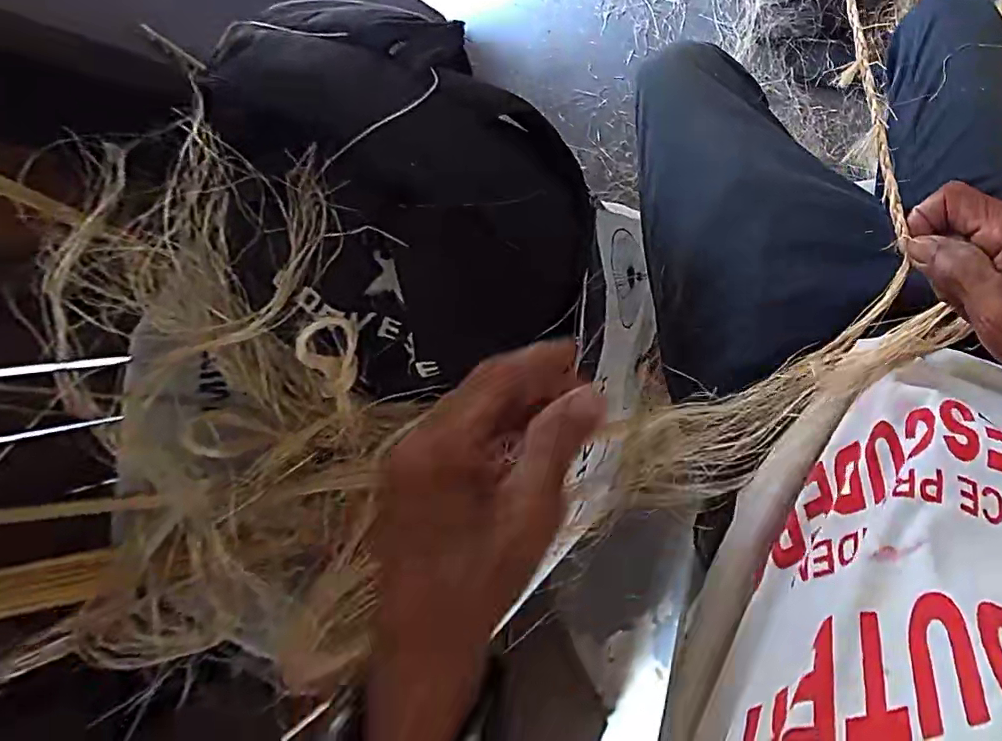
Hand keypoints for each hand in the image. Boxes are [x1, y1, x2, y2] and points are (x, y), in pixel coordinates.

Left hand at [371, 340, 603, 740]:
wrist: (423, 648)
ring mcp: (409, 459)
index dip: (541, 359)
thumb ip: (558, 442)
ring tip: (565, 410)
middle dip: (534, 381)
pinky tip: (532, 437)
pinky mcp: (412, 477)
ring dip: (519, 403)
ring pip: (473, 409)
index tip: (579, 352)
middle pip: (483, 389)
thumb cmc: (481, 580)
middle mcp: (417, 441)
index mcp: (440, 445)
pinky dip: (500, 427)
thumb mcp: (531, 509)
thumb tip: (591, 394)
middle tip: (581, 388)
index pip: (496, 378)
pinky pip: (462, 433)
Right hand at [905, 181, 1001, 398]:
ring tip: (967, 302)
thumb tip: (917, 241)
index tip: (917, 258)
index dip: (925, 219)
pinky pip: (967, 255)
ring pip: (955, 238)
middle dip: (938, 252)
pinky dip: (959, 278)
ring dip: (948, 271)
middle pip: (952, 216)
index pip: (952, 198)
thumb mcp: (994, 310)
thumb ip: (956, 269)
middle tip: (952, 292)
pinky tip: (973, 303)